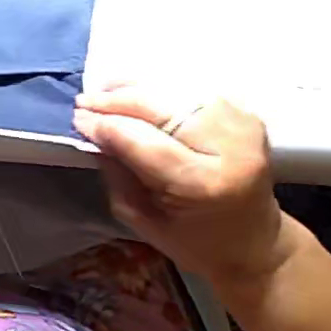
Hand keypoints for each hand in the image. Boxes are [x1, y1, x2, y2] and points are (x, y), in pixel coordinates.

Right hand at [73, 85, 296, 296]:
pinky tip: (135, 92)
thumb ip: (117, 172)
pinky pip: (191, 89)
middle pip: (160, 106)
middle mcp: (229, 147)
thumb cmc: (192, 240)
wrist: (254, 242)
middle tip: (83, 102)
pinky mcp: (245, 115)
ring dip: (134, 88)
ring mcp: (242, 126)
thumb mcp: (141, 216)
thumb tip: (94, 133)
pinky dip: (159, 88)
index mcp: (204, 183)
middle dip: (115, 100)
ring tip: (104, 91)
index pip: (143, 139)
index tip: (77, 119)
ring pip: (174, 89)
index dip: (106, 125)